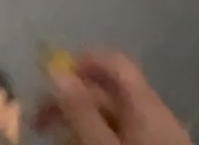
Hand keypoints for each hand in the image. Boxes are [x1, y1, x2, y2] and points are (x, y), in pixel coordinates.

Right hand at [37, 50, 191, 144]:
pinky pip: (123, 139)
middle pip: (108, 93)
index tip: (50, 78)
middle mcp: (157, 117)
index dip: (81, 62)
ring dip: (80, 125)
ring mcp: (162, 141)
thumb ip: (79, 110)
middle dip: (69, 101)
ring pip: (112, 120)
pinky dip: (98, 139)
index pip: (113, 63)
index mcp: (146, 107)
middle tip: (37, 121)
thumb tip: (55, 72)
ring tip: (56, 143)